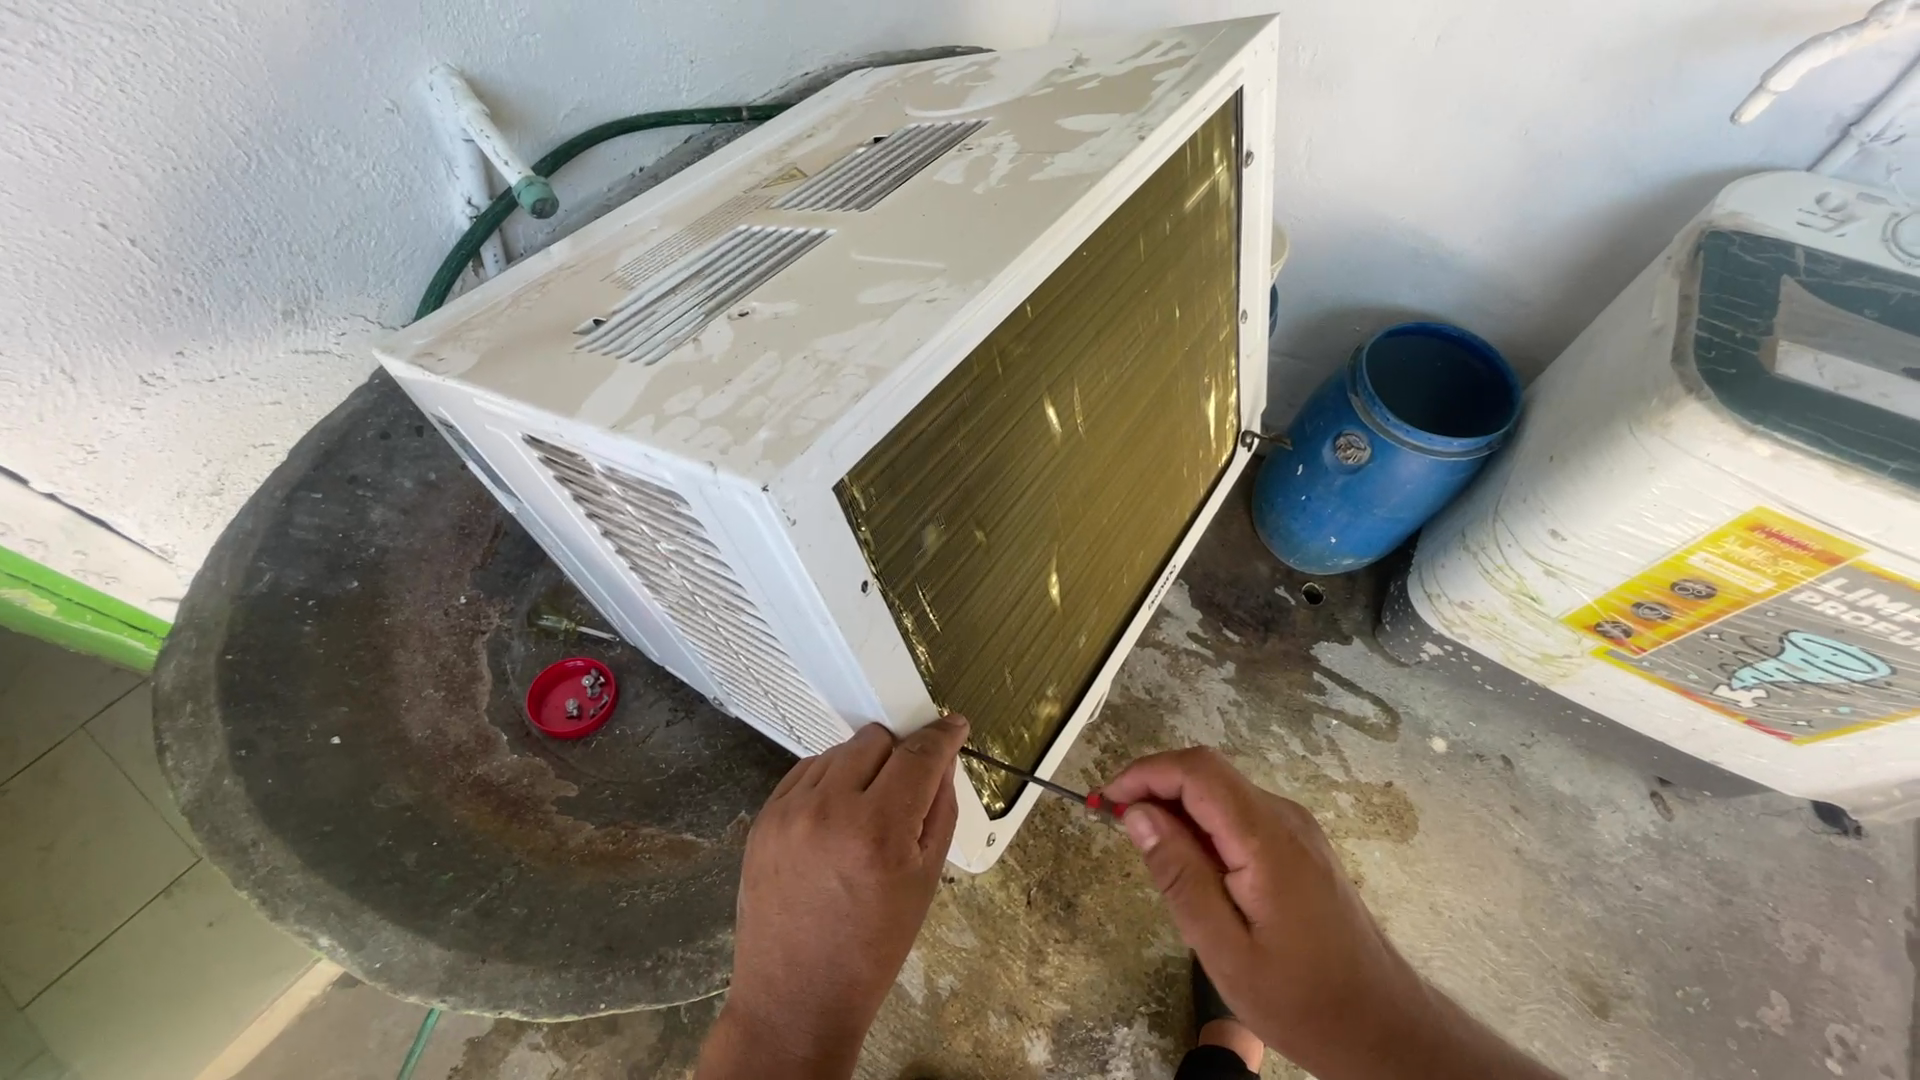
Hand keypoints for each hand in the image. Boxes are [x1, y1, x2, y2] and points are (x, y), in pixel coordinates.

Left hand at [696, 715, 967, 1079]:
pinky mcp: (764, 818)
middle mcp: (829, 809)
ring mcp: (789, 811)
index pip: (918, 754)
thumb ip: (940, 809)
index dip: (942, 734)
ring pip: (840, 750)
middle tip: (905, 789)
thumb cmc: (873, 946)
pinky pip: (807, 770)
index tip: (954, 725)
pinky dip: (829, 781)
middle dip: (899, 755)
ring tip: (867, 811)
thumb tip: (943, 761)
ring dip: (863, 767)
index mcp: (878, 830)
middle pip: (876, 739)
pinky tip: (836, 817)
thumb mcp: (925, 880)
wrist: (797, 996)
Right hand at [1104, 748, 1558, 1079]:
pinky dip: (1202, 824)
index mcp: (1266, 839)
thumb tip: (1138, 813)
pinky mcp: (1300, 844)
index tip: (1106, 801)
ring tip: (1153, 856)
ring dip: (1177, 807)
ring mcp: (1296, 828)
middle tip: (1120, 828)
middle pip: (1207, 773)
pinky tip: (1193, 868)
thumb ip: (1179, 875)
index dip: (1144, 772)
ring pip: (1221, 791)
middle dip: (1155, 787)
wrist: (1383, 1027)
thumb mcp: (1223, 948)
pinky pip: (1238, 813)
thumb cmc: (1300, 999)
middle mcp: (1285, 817)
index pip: (1196, 770)